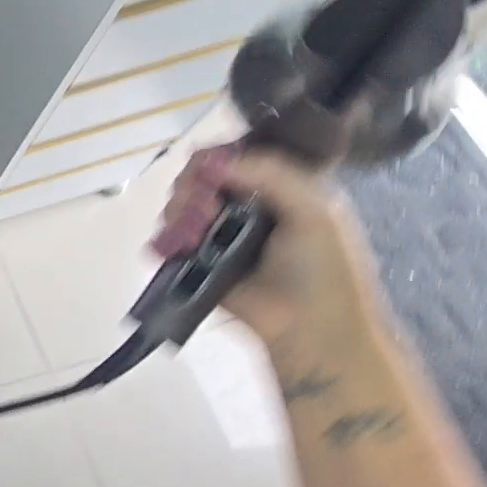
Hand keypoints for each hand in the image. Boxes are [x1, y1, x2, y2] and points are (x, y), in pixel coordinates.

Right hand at [151, 146, 380, 341]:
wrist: (309, 330)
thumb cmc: (322, 269)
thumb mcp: (314, 210)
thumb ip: (269, 173)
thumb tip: (208, 160)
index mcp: (274, 189)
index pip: (232, 157)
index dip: (213, 156)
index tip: (204, 167)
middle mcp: (241, 207)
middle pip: (197, 178)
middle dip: (192, 187)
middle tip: (204, 208)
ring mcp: (214, 235)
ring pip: (177, 205)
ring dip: (178, 213)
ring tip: (193, 234)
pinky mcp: (193, 261)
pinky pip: (165, 239)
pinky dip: (163, 238)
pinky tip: (173, 246)